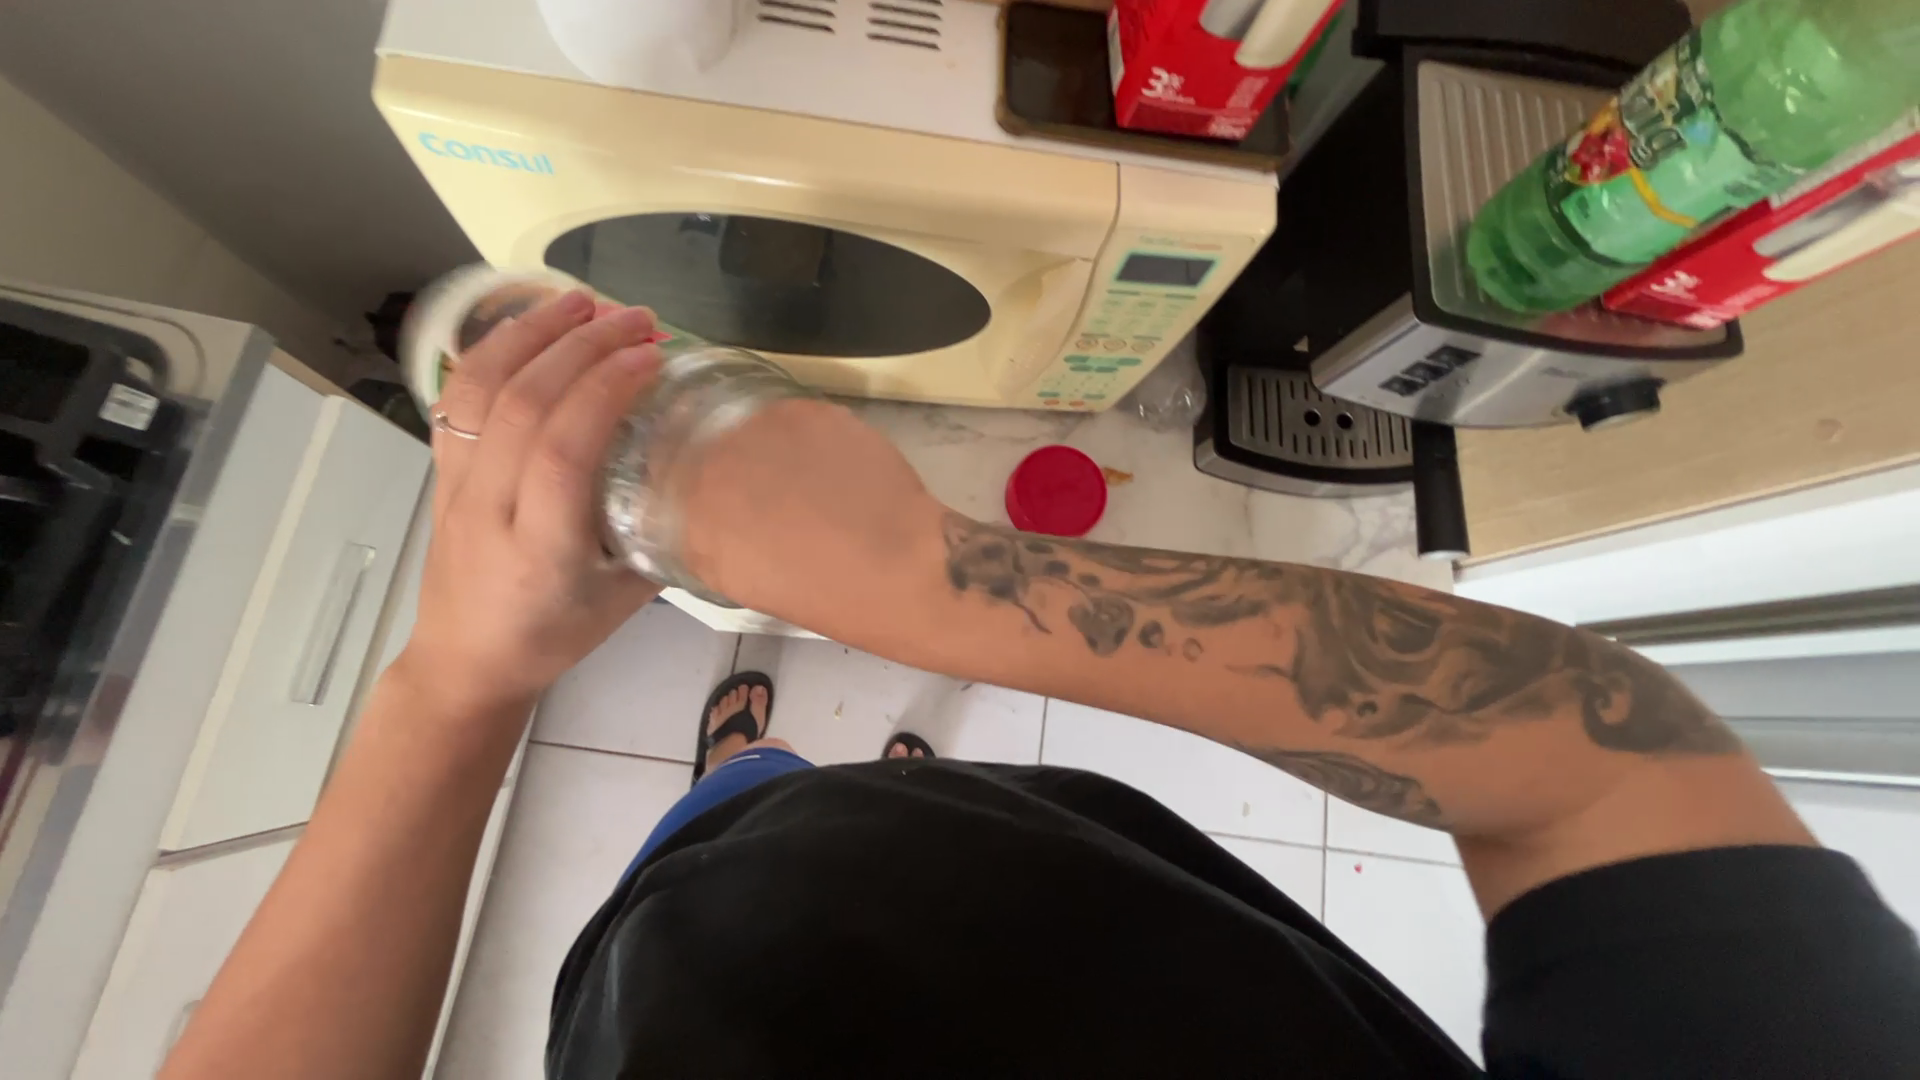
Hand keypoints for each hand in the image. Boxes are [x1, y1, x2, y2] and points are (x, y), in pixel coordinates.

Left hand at [398, 290, 664, 714]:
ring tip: (581, 300)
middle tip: (636, 318)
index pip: (562, 451)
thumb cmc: (554, 635)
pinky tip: (530, 324)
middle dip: (581, 346)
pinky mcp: (442, 468)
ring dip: (531, 332)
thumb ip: (660, 535)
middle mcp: (487, 507)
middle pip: (521, 403)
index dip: (605, 392)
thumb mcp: (626, 599)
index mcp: (540, 548)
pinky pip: (458, 395)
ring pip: (480, 388)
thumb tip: (704, 475)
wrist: (467, 660)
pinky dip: (493, 346)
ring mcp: (455, 482)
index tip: (652, 357)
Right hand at [679, 398, 947, 635]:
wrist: (899, 567)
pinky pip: (792, 416)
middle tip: (751, 478)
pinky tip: (826, 462)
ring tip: (792, 469)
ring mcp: (766, 426)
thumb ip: (709, 542)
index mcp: (692, 510)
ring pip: (746, 423)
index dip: (681, 477)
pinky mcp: (813, 410)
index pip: (660, 472)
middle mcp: (716, 457)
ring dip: (759, 442)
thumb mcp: (744, 582)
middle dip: (718, 455)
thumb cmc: (825, 596)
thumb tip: (707, 517)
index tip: (700, 487)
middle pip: (698, 437)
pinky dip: (802, 437)